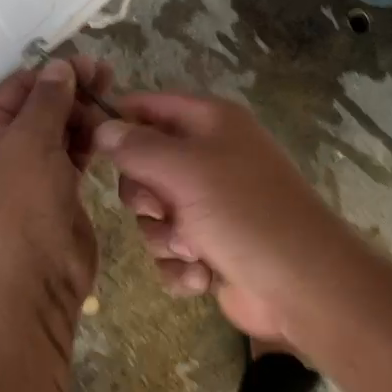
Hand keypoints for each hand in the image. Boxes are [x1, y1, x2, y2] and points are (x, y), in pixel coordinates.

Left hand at [0, 57, 112, 314]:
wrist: (27, 292)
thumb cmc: (18, 211)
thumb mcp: (29, 144)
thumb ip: (47, 101)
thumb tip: (59, 66)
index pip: (16, 89)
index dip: (50, 73)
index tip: (89, 63)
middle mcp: (1, 154)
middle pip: (38, 108)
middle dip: (71, 91)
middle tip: (110, 77)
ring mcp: (29, 177)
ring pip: (57, 132)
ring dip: (83, 116)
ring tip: (115, 103)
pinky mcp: (55, 198)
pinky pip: (71, 158)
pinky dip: (89, 143)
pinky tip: (110, 133)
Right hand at [93, 94, 354, 341]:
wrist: (302, 285)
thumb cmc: (243, 212)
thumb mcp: (185, 169)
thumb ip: (137, 146)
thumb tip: (102, 126)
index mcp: (211, 122)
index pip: (149, 106)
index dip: (118, 121)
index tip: (88, 146)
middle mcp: (210, 157)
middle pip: (144, 165)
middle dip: (145, 196)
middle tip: (163, 208)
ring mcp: (211, 205)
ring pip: (153, 214)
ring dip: (165, 236)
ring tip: (194, 247)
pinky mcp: (211, 248)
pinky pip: (170, 250)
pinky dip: (180, 265)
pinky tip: (203, 274)